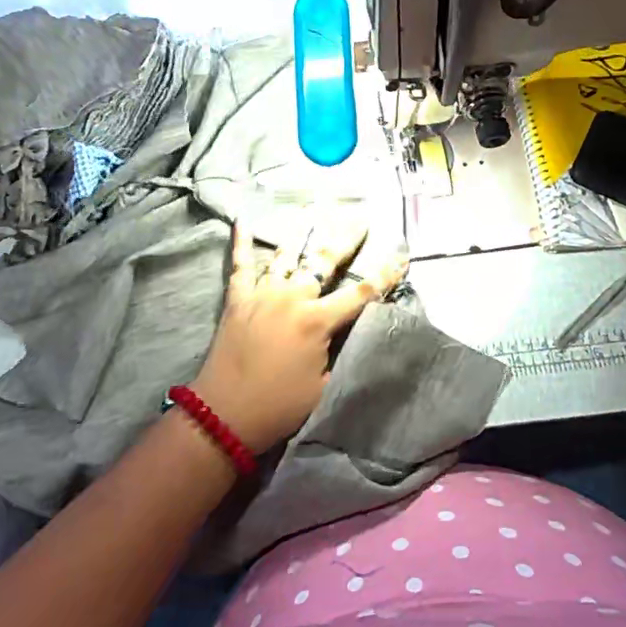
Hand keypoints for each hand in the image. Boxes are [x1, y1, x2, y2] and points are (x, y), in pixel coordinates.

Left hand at [189, 221, 407, 452]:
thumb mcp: (323, 384)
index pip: (361, 293)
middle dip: (345, 239)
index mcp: (317, 321)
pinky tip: (243, 221)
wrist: (223, 415)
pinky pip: (241, 265)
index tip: (401, 255)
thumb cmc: (280, 406)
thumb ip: (338, 351)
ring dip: (302, 232)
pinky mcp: (237, 300)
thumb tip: (348, 330)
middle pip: (324, 261)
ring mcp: (262, 295)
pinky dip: (242, 242)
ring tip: (313, 211)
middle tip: (359, 219)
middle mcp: (292, 298)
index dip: (385, 275)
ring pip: (286, 255)